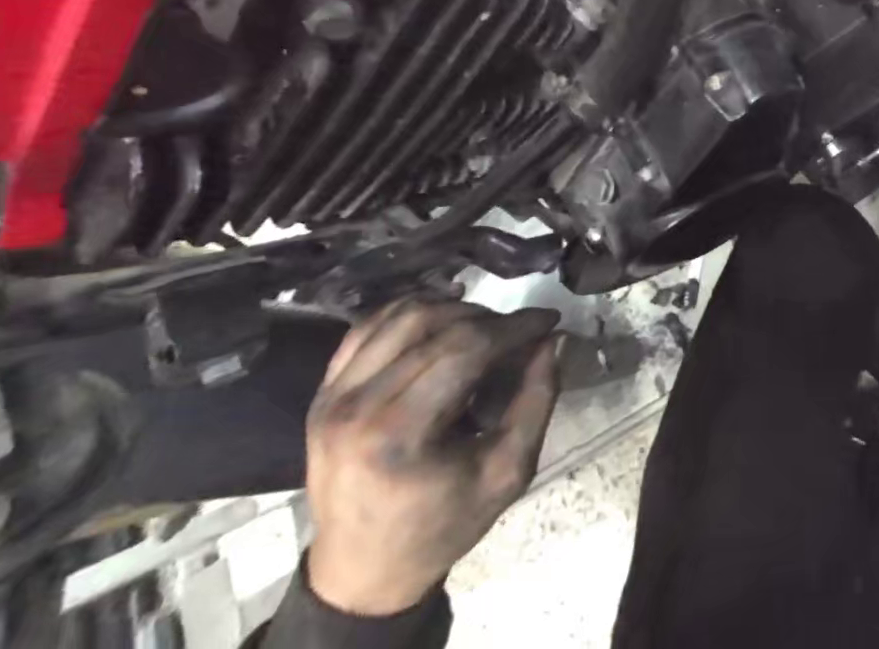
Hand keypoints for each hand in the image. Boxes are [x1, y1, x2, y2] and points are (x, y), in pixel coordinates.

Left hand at [304, 300, 561, 614]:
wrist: (365, 568)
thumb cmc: (443, 525)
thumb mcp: (508, 472)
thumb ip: (537, 400)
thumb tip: (554, 340)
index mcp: (400, 433)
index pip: (465, 348)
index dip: (514, 326)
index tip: (548, 319)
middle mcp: (357, 405)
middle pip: (435, 325)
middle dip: (490, 317)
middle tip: (521, 330)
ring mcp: (333, 395)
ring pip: (401, 316)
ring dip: (453, 309)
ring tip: (485, 326)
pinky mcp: (324, 391)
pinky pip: (368, 327)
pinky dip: (410, 312)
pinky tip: (441, 319)